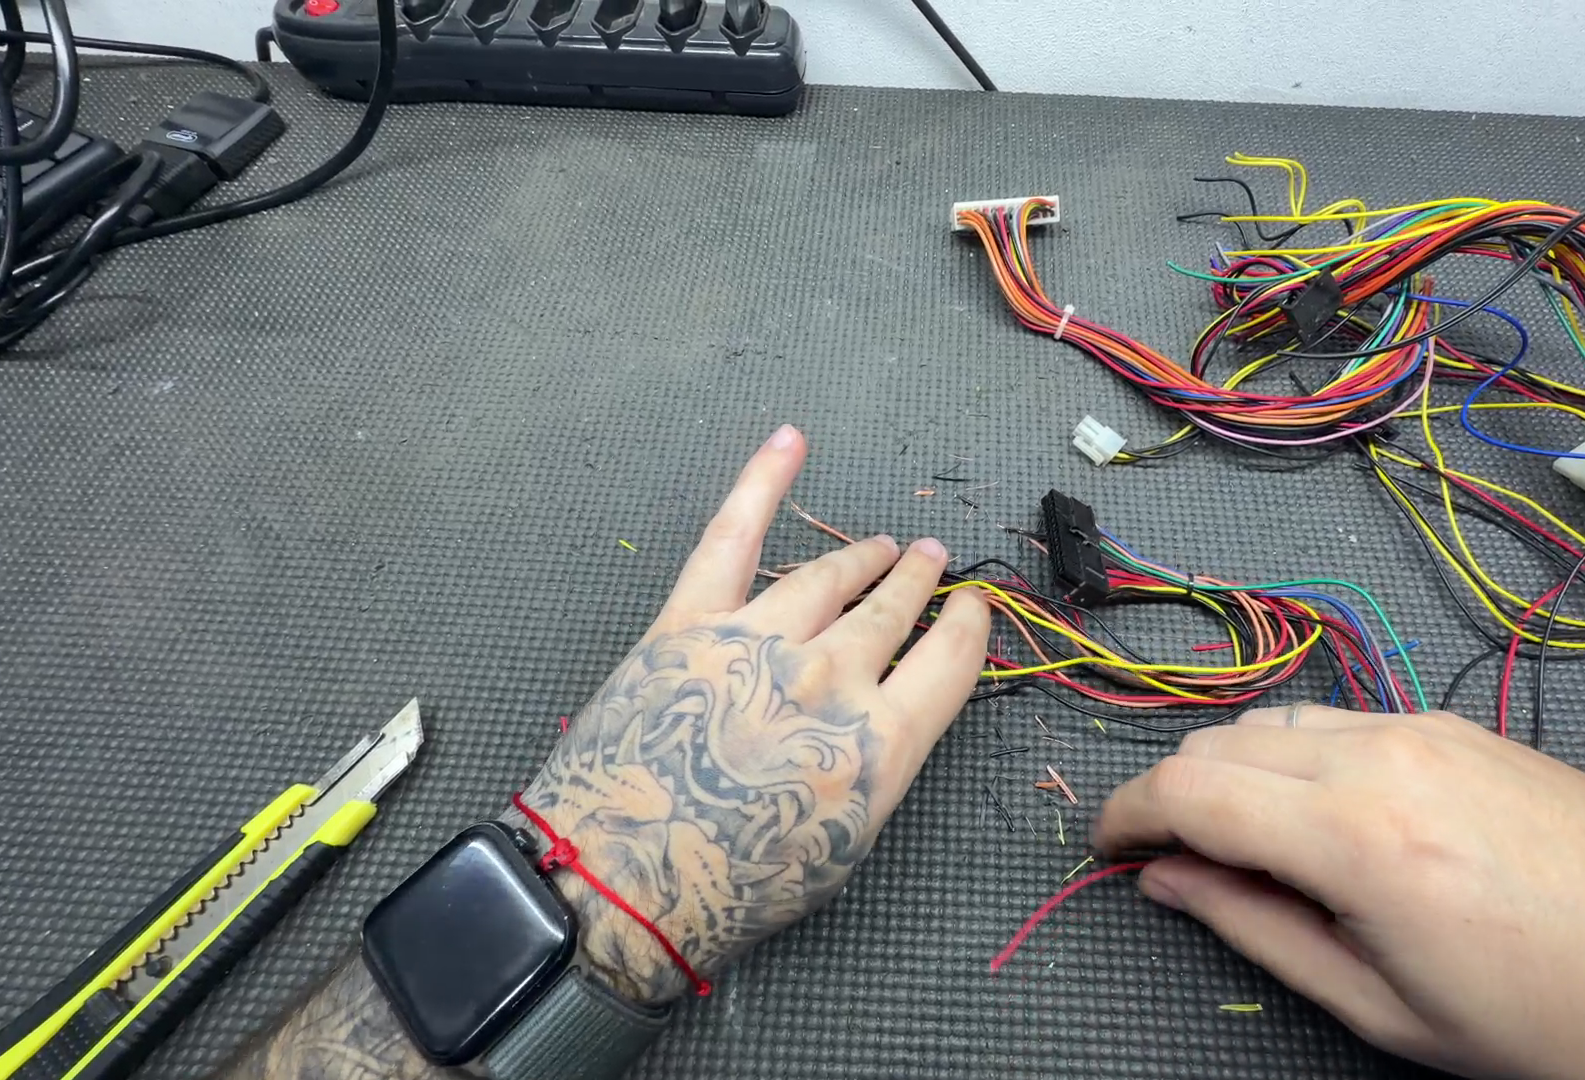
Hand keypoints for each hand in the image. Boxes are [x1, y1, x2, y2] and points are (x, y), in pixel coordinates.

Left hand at [514, 425, 989, 1003]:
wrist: (612, 888)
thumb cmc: (734, 885)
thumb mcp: (845, 842)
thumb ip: (882, 759)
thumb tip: (894, 705)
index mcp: (879, 741)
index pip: (951, 658)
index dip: (969, 625)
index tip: (971, 608)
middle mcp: (830, 676)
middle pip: (892, 607)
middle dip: (918, 580)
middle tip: (929, 560)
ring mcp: (759, 639)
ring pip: (829, 574)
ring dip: (865, 557)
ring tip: (883, 546)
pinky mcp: (692, 620)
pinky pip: (734, 534)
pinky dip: (763, 482)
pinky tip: (790, 442)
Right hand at [1095, 704, 1584, 1079]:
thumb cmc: (1552, 1025)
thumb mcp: (1381, 1007)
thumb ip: (1250, 927)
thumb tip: (1165, 880)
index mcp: (1356, 835)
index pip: (1187, 790)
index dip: (1127, 812)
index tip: (1106, 841)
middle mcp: (1375, 754)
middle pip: (1214, 742)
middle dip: (1172, 794)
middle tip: (1180, 857)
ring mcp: (1414, 725)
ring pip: (1263, 720)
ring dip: (1227, 769)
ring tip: (1249, 835)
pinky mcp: (1445, 720)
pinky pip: (1325, 717)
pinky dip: (1286, 753)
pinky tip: (1319, 808)